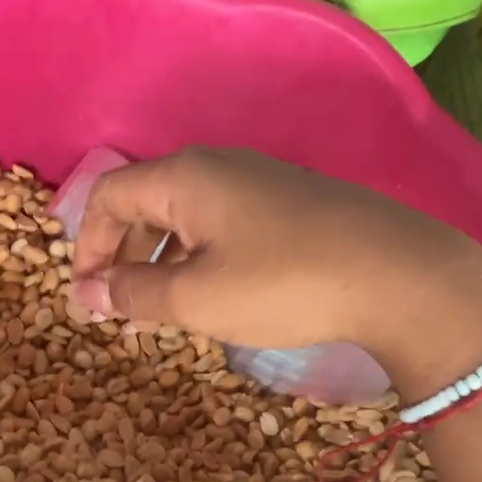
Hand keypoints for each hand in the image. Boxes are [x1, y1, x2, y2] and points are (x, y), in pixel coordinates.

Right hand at [69, 147, 481, 395]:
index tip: (86, 300)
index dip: (87, 248)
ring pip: (185, 219)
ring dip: (161, 264)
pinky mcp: (289, 206)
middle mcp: (217, 167)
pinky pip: (221, 227)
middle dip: (123, 258)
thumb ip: (135, 294)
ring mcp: (258, 183)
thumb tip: (86, 294)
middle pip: (145, 204)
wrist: (395, 275)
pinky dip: (199, 260)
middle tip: (119, 312)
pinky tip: (213, 297)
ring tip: (161, 313)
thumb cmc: (281, 284)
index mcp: (184, 178)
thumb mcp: (196, 298)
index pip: (109, 197)